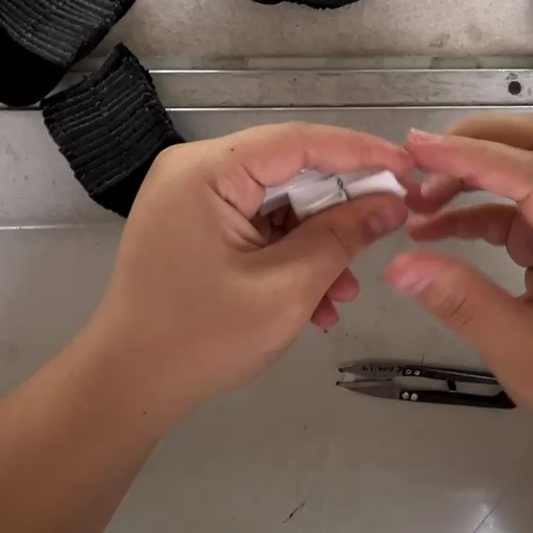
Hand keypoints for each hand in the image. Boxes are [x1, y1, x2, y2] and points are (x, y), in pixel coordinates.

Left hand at [78, 122, 412, 422]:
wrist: (125, 390)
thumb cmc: (200, 340)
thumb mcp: (284, 290)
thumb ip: (341, 238)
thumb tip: (392, 204)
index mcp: (207, 171)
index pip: (298, 142)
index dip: (360, 152)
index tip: (408, 167)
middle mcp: (197, 170)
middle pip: (289, 170)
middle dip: (340, 207)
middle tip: (390, 226)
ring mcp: (194, 197)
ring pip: (278, 202)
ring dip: (318, 242)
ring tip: (345, 292)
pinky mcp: (197, 223)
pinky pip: (259, 224)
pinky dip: (290, 254)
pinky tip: (316, 300)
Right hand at [384, 116, 532, 454]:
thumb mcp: (521, 353)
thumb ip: (461, 302)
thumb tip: (397, 265)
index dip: (475, 157)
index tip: (418, 148)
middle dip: (476, 141)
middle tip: (417, 156)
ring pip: (527, 165)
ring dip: (472, 171)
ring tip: (416, 196)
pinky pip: (515, 204)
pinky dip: (473, 207)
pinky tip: (430, 226)